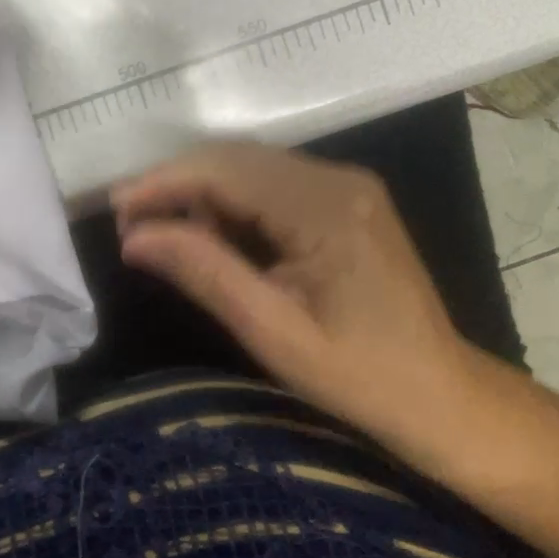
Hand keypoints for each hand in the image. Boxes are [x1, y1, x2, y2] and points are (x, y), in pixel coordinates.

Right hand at [111, 143, 480, 436]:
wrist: (444, 397)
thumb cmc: (361, 377)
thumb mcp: (273, 332)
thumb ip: (204, 273)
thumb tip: (133, 238)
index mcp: (326, 209)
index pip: (225, 172)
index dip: (163, 184)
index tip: (114, 212)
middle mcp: (338, 180)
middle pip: (235, 160)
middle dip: (175, 186)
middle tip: (129, 227)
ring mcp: (346, 187)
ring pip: (249, 168)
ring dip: (199, 194)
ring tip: (161, 236)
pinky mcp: (345, 201)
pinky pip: (271, 185)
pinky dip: (230, 203)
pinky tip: (210, 236)